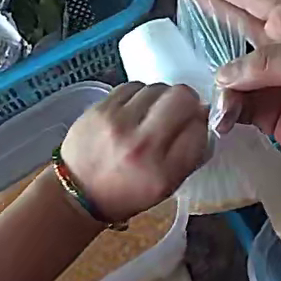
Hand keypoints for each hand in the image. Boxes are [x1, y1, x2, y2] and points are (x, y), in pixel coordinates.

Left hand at [60, 83, 208, 221]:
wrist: (77, 193)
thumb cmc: (126, 194)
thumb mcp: (166, 187)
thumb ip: (189, 155)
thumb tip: (203, 119)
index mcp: (163, 172)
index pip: (200, 130)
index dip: (201, 125)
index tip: (194, 127)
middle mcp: (142, 144)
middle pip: (182, 98)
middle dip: (187, 102)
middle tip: (179, 112)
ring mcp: (118, 123)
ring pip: (158, 88)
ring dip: (162, 98)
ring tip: (152, 113)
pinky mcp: (100, 108)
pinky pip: (133, 87)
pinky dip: (139, 95)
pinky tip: (134, 110)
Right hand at [195, 0, 280, 179]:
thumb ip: (267, 62)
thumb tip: (222, 77)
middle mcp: (280, 46)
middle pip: (235, 26)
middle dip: (209, 13)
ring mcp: (272, 81)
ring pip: (229, 70)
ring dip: (208, 69)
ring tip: (182, 64)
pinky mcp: (267, 113)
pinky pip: (234, 106)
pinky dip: (221, 109)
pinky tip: (210, 111)